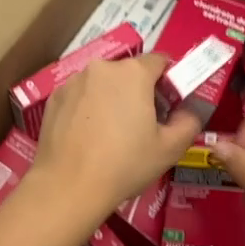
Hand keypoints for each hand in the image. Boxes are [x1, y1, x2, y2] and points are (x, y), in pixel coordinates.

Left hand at [32, 54, 201, 213]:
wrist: (69, 184)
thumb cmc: (125, 164)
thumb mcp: (170, 148)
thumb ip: (188, 122)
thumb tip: (189, 110)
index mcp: (132, 73)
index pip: (159, 61)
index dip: (168, 80)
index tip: (169, 104)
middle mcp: (101, 67)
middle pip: (128, 72)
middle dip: (138, 90)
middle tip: (142, 123)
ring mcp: (73, 80)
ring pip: (101, 83)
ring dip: (111, 97)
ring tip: (111, 132)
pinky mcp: (54, 96)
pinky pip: (79, 95)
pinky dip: (87, 107)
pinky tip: (87, 135)